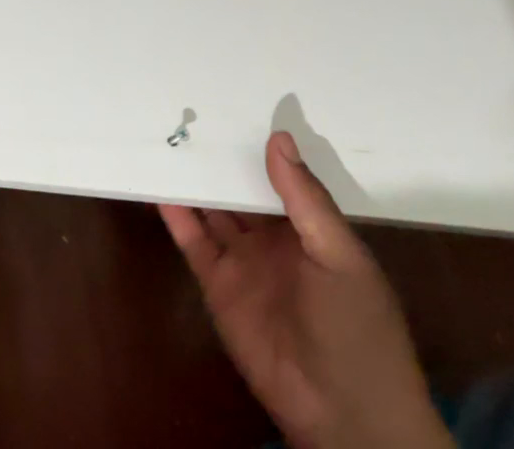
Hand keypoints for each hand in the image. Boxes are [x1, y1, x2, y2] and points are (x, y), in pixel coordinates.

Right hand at [160, 133, 452, 448]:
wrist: (338, 406)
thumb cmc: (356, 325)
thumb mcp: (342, 256)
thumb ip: (306, 200)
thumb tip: (278, 139)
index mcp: (315, 231)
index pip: (285, 180)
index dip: (264, 150)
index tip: (239, 108)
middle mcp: (277, 241)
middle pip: (243, 192)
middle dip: (222, 160)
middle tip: (192, 116)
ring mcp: (244, 261)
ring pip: (214, 210)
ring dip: (194, 181)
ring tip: (168, 141)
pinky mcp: (215, 281)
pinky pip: (192, 239)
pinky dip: (175, 214)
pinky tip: (158, 186)